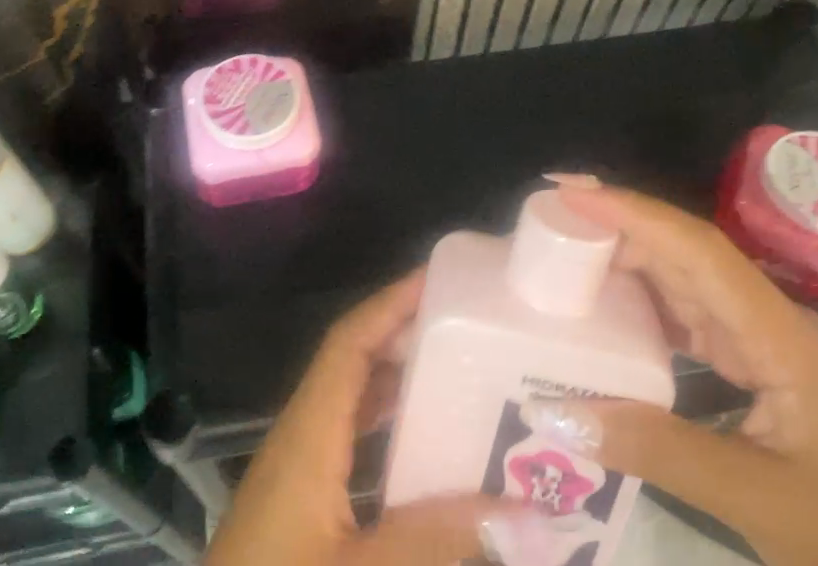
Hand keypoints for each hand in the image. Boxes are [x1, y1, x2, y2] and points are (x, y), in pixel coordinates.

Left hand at [205, 273, 527, 565]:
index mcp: (307, 434)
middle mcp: (299, 437)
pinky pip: (347, 439)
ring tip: (459, 378)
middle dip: (403, 337)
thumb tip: (522, 508)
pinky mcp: (298, 500)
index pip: (347, 344)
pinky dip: (385, 428)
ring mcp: (295, 469)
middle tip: (469, 329)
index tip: (437, 279)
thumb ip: (435, 538)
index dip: (388, 304)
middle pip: (350, 365)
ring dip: (396, 384)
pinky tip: (423, 453)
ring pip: (348, 403)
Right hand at [516, 180, 817, 565]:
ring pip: (687, 286)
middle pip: (688, 256)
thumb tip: (551, 406)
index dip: (633, 214)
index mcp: (782, 337)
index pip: (699, 251)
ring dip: (628, 265)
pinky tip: (606, 318)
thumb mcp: (756, 498)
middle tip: (547, 221)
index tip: (568, 192)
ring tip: (563, 257)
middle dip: (620, 228)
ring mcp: (767, 349)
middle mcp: (772, 326)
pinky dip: (644, 311)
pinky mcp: (759, 374)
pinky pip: (691, 324)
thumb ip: (657, 450)